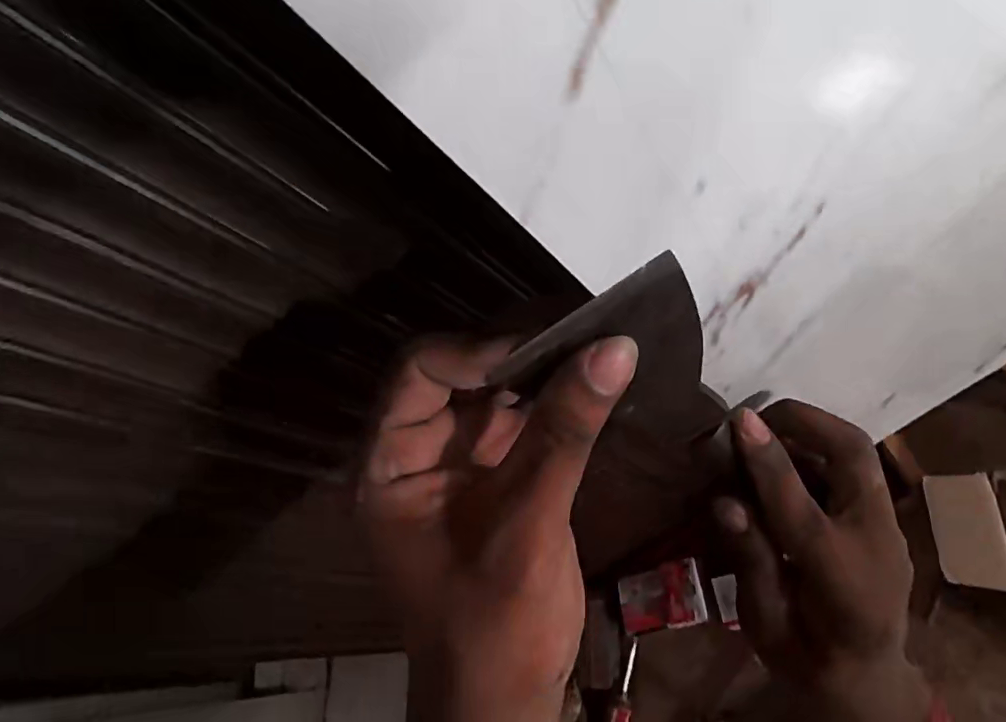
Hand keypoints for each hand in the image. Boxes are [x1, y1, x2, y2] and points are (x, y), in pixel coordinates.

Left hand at [358, 335, 637, 721]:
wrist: (507, 702)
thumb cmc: (494, 627)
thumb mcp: (527, 525)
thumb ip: (564, 433)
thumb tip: (615, 348)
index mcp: (391, 460)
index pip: (418, 371)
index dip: (473, 348)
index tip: (540, 339)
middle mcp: (421, 445)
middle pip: (461, 368)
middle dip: (516, 345)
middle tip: (578, 321)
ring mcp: (462, 454)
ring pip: (497, 384)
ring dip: (542, 361)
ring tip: (593, 335)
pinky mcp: (500, 465)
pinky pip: (526, 410)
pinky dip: (557, 391)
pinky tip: (592, 373)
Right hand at [713, 401, 929, 721]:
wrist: (868, 685)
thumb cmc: (806, 658)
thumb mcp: (764, 622)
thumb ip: (749, 558)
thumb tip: (724, 501)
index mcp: (840, 581)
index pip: (799, 507)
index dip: (767, 459)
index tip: (738, 420)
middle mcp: (876, 543)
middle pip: (853, 456)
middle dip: (804, 420)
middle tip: (757, 416)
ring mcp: (890, 528)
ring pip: (857, 453)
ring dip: (810, 431)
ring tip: (765, 431)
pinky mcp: (887, 519)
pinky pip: (856, 467)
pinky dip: (818, 449)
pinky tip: (786, 458)